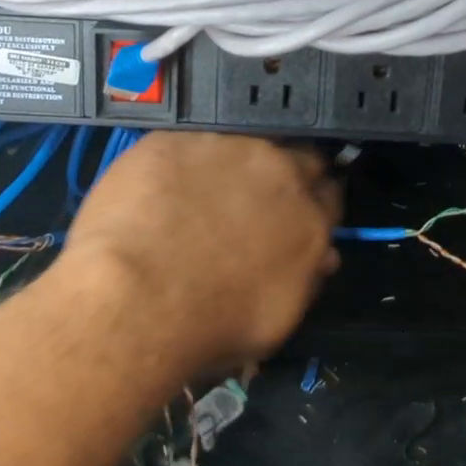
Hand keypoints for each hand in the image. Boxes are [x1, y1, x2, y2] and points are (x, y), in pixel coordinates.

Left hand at [58, 133, 341, 370]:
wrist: (136, 299)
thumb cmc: (209, 325)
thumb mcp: (276, 318)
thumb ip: (304, 276)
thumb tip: (320, 258)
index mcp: (308, 219)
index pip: (329, 195)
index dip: (314, 203)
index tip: (297, 212)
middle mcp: (276, 172)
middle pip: (296, 156)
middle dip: (284, 173)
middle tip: (254, 199)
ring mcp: (224, 148)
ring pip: (240, 143)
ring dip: (231, 164)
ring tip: (201, 194)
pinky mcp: (175, 139)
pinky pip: (186, 144)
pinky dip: (181, 163)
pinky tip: (160, 191)